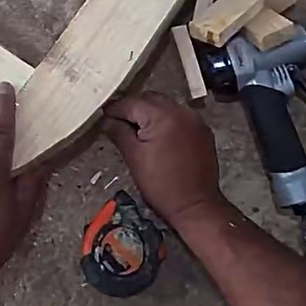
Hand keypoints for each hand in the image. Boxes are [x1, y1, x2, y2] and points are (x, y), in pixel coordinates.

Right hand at [101, 93, 228, 226]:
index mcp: (163, 115)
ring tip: (137, 130)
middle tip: (118, 122)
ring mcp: (195, 120)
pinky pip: (180, 117)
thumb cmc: (161, 184)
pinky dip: (167, 121)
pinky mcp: (203, 130)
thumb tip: (106, 120)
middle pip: (151, 99)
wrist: (195, 205)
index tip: (103, 115)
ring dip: (151, 113)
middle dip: (133, 108)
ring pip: (166, 106)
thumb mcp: (134, 157)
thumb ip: (119, 132)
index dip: (115, 108)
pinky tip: (158, 136)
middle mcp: (182, 111)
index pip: (133, 103)